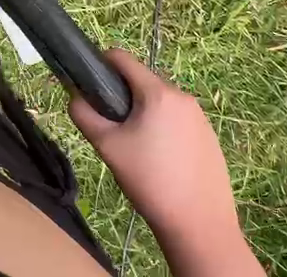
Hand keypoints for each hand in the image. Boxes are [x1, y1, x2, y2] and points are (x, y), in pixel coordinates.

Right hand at [70, 50, 259, 274]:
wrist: (200, 228)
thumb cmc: (149, 181)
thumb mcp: (106, 145)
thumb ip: (83, 113)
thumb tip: (74, 96)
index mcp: (158, 93)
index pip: (122, 58)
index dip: (99, 64)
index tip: (89, 86)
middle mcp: (183, 98)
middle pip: (141, 81)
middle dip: (122, 96)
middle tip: (113, 127)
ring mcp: (201, 119)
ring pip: (160, 102)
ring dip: (143, 113)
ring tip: (136, 148)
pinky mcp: (211, 140)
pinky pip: (178, 121)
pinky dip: (163, 130)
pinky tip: (160, 161)